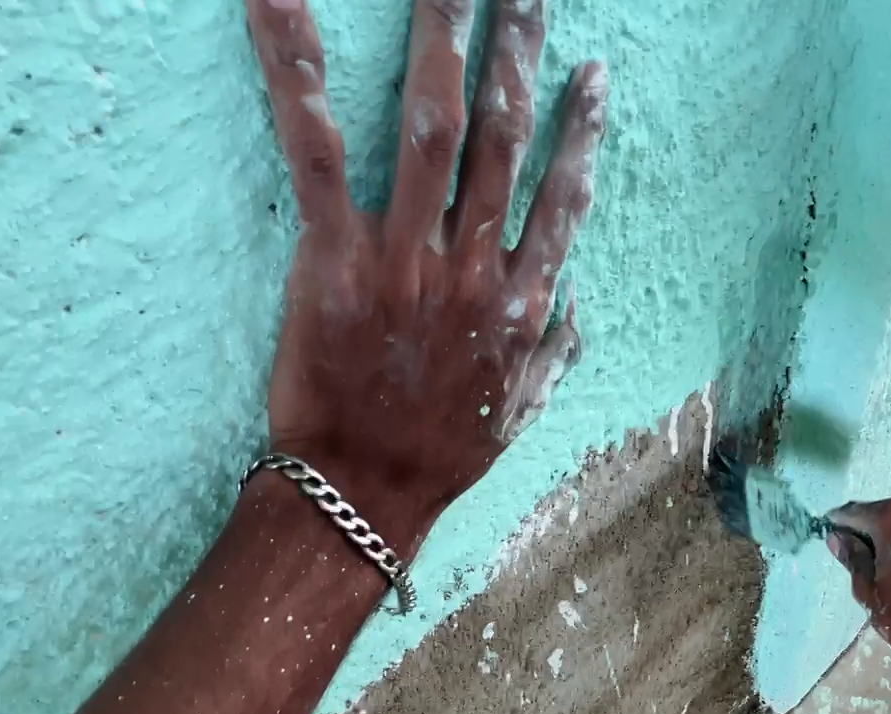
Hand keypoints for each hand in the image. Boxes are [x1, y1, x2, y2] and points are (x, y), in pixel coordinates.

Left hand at [246, 0, 606, 543]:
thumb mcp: (522, 414)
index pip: (564, 201)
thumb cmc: (445, 453)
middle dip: (518, 50)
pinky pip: (318, 153)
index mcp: (521, 305)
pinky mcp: (335, 261)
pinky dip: (297, 70)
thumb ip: (555, 354)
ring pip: (432, 126)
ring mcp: (409, 259)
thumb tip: (577, 311)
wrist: (370, 491)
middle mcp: (475, 268)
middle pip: (504, 140)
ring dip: (441, 37)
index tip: (593, 76)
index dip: (582, 133)